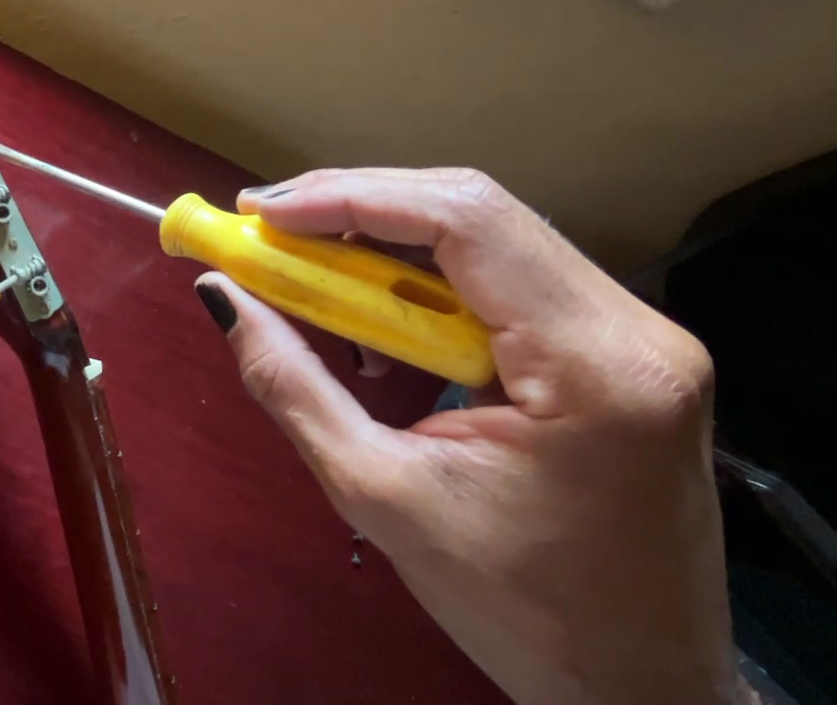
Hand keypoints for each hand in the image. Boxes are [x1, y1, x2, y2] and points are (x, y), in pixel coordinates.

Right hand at [195, 168, 739, 704]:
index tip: (258, 213)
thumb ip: (288, 381)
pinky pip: (493, 273)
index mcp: (594, 366)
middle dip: (352, 205)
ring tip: (298, 265)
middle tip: (260, 224)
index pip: (464, 222)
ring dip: (376, 236)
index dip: (350, 198)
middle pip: (472, 210)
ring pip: (481, 232)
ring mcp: (628, 332)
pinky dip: (411, 273)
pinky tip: (364, 314)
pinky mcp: (609, 345)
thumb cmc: (512, 603)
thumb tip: (217, 294)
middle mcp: (629, 326)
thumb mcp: (373, 490)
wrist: (637, 682)